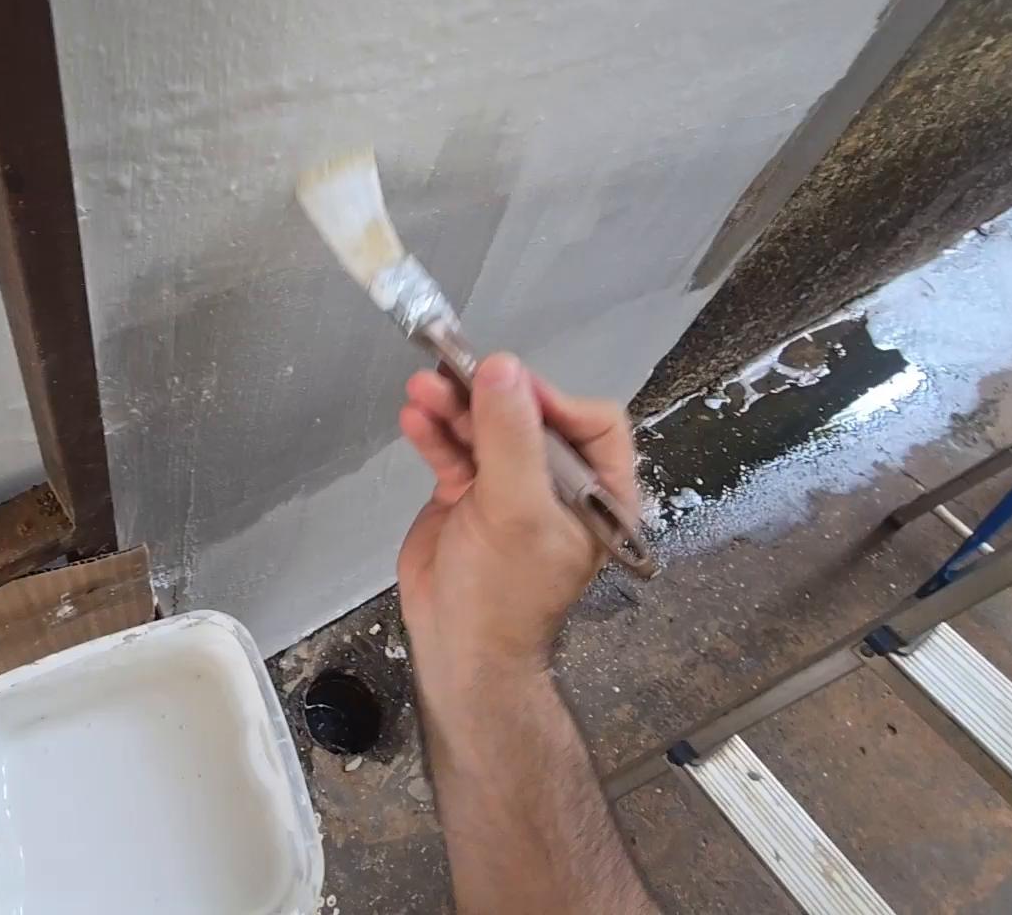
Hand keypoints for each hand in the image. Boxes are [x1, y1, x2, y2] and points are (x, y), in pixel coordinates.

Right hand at [396, 353, 636, 698]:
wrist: (455, 646)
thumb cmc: (504, 588)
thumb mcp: (515, 509)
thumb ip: (510, 436)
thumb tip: (502, 365)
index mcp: (596, 490)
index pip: (590, 423)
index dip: (550, 398)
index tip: (506, 385)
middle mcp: (556, 482)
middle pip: (527, 417)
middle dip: (488, 395)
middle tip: (449, 370)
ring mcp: (507, 486)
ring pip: (484, 429)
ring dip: (453, 407)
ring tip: (421, 389)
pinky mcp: (466, 493)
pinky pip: (453, 451)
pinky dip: (434, 433)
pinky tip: (414, 418)